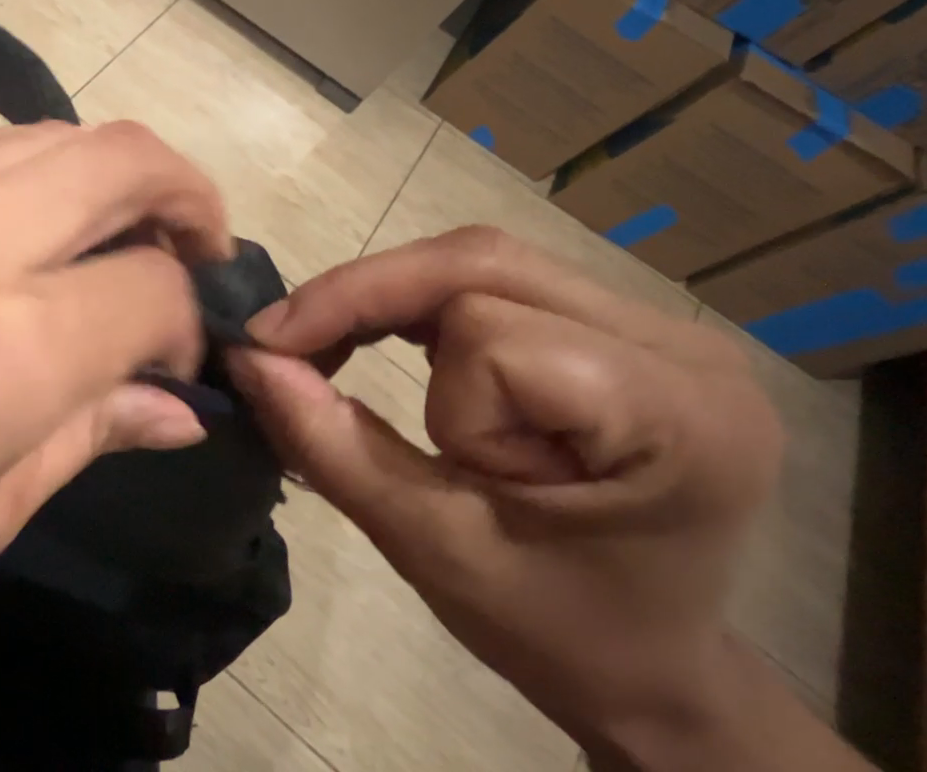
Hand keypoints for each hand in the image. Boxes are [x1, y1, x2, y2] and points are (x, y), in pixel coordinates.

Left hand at [0, 121, 231, 635]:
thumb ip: (81, 440)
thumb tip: (172, 409)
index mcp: (16, 342)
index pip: (155, 289)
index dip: (185, 326)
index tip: (171, 368)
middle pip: (126, 158)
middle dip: (186, 194)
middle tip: (195, 251)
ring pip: (54, 133)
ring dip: (111, 169)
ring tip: (117, 230)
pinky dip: (36, 165)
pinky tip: (24, 220)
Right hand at [226, 227, 786, 760]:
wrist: (644, 666)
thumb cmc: (549, 627)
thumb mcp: (428, 545)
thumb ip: (330, 442)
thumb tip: (246, 358)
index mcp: (674, 416)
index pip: (497, 337)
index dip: (421, 387)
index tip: (377, 450)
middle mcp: (680, 345)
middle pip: (482, 263)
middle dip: (363, 295)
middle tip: (281, 342)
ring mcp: (655, 328)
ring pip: (480, 260)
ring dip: (383, 296)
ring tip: (325, 344)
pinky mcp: (618, 327)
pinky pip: (494, 281)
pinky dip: (416, 304)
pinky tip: (387, 339)